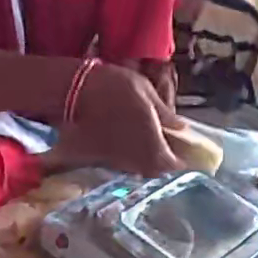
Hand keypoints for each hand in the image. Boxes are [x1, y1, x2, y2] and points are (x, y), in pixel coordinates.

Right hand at [62, 64, 182, 177]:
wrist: (74, 93)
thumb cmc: (113, 86)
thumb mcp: (145, 90)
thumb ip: (164, 113)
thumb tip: (181, 128)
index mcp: (153, 143)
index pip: (172, 165)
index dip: (179, 162)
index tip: (183, 156)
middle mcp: (138, 159)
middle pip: (156, 171)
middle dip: (163, 163)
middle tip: (168, 151)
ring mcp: (121, 162)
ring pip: (140, 171)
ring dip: (148, 163)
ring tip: (150, 149)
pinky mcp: (105, 162)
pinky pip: (125, 167)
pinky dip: (132, 161)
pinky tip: (131, 148)